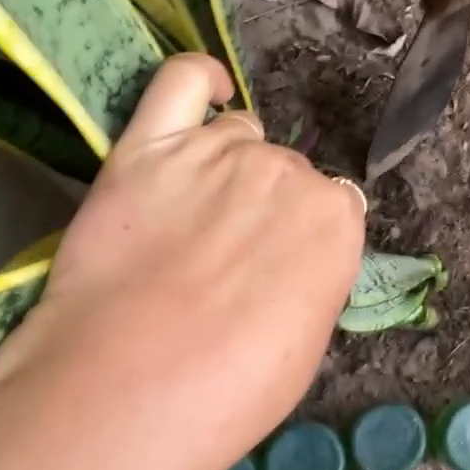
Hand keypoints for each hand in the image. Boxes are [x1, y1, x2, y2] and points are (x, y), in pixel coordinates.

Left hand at [2, 54, 364, 425]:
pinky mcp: (149, 146)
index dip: (303, 235)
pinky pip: (183, 80)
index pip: (332, 205)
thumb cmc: (236, 388)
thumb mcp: (311, 338)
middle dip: (265, 203)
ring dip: (229, 163)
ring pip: (238, 136)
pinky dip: (200, 79)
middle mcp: (289, 172)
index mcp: (338, 219)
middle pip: (285, 170)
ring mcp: (219, 152)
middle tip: (226, 253)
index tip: (277, 264)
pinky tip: (208, 93)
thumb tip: (296, 254)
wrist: (130, 391)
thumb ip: (316, 273)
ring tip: (196, 209)